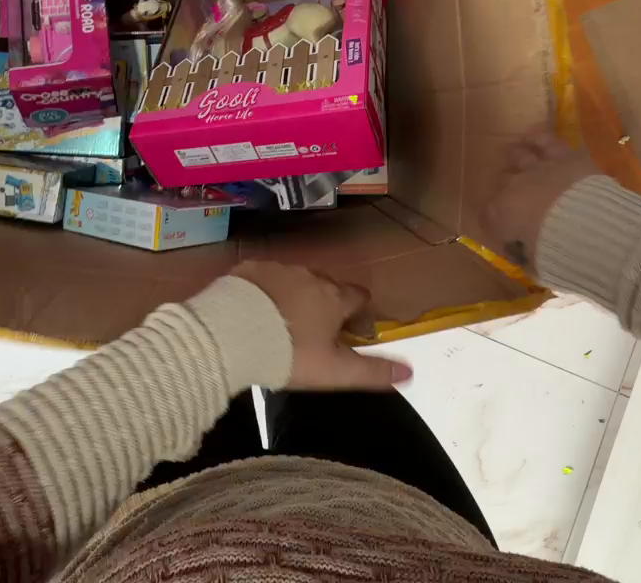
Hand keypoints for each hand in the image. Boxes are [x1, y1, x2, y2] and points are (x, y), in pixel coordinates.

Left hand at [230, 261, 411, 389]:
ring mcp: (278, 268)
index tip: (354, 329)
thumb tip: (409, 371)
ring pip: (294, 279)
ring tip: (282, 323)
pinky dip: (265, 290)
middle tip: (315, 331)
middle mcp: (309, 275)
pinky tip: (254, 310)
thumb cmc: (289, 353)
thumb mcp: (334, 371)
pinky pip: (264, 277)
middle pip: (326, 285)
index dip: (359, 312)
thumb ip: (372, 371)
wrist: (231, 332)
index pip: (358, 297)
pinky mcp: (249, 268)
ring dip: (295, 295)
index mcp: (333, 298)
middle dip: (326, 303)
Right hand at [477, 132, 600, 271]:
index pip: (488, 215)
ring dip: (516, 157)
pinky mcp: (563, 158)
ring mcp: (537, 169)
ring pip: (519, 156)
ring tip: (515, 155)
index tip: (504, 230)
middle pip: (503, 181)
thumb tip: (524, 252)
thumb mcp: (536, 265)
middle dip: (507, 187)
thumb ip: (525, 254)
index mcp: (501, 216)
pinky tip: (531, 135)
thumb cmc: (560, 255)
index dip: (495, 222)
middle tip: (517, 195)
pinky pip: (544, 140)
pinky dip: (537, 137)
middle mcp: (513, 187)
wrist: (592, 232)